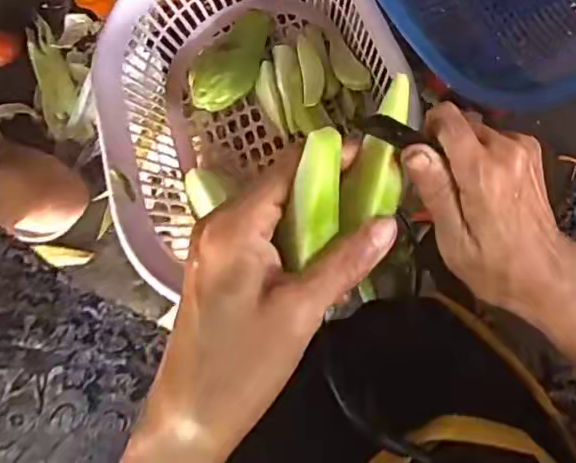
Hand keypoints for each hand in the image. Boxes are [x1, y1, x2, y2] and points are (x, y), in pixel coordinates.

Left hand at [126, 143, 395, 462]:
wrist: (186, 424)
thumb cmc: (241, 368)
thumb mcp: (300, 313)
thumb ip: (345, 261)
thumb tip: (389, 222)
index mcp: (234, 224)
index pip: (288, 166)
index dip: (332, 154)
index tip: (372, 152)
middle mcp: (219, 220)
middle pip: (280, 180)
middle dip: (327, 177)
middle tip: (373, 181)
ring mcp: (214, 239)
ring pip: (273, 202)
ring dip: (313, 202)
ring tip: (358, 204)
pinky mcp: (218, 259)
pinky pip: (263, 224)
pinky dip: (295, 224)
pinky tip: (324, 237)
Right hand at [400, 103, 575, 328]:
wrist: (547, 274)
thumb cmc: (494, 265)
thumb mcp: (454, 239)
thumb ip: (435, 189)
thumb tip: (413, 149)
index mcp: (482, 168)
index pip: (448, 117)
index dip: (429, 126)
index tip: (423, 152)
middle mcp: (505, 147)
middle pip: (462, 122)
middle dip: (447, 143)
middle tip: (444, 180)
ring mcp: (523, 146)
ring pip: (478, 129)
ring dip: (467, 148)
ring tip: (468, 186)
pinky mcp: (531, 149)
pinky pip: (495, 136)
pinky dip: (486, 151)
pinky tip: (489, 182)